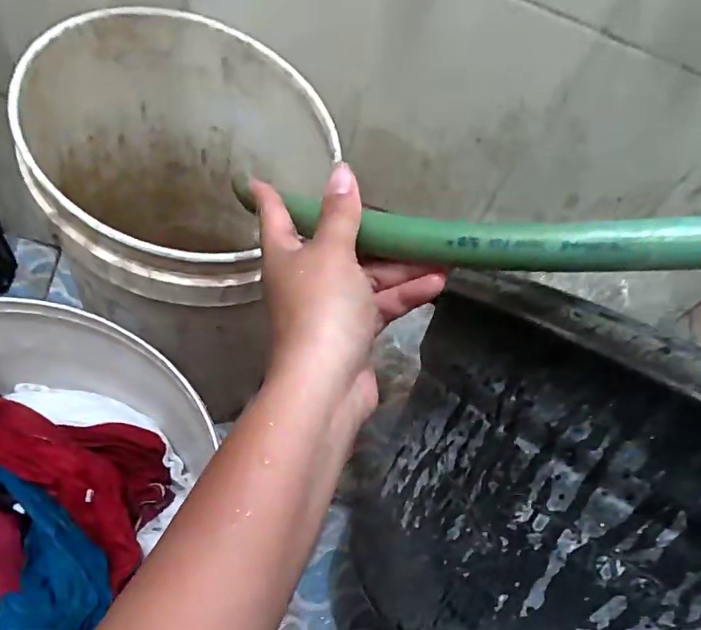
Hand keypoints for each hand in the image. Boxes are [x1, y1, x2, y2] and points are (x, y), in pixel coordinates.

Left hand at [250, 163, 445, 417]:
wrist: (326, 385)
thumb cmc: (321, 310)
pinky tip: (437, 283)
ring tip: (441, 252)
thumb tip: (341, 173)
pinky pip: (380, 306)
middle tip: (406, 216)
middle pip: (337, 246)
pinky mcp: (353, 336)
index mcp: (286, 256)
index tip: (259, 180)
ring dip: (402, 267)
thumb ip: (340, 215)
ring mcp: (329, 310)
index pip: (275, 218)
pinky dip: (405, 294)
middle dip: (372, 233)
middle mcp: (305, 280)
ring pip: (366, 278)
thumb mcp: (332, 253)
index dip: (271, 196)